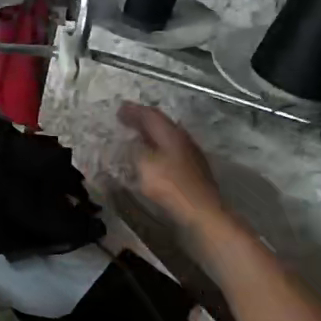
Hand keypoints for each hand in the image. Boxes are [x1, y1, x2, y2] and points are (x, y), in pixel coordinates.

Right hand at [118, 102, 229, 231]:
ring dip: (150, 135)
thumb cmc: (171, 186)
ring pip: (167, 138)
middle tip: (126, 119)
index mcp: (171, 134)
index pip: (151, 115)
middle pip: (161, 124)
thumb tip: (130, 143)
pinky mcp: (192, 171)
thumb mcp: (145, 165)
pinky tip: (150, 158)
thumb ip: (134, 151)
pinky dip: (156, 149)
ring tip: (135, 136)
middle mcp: (183, 140)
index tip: (119, 109)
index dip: (134, 110)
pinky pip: (170, 151)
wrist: (202, 211)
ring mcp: (190, 155)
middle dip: (142, 120)